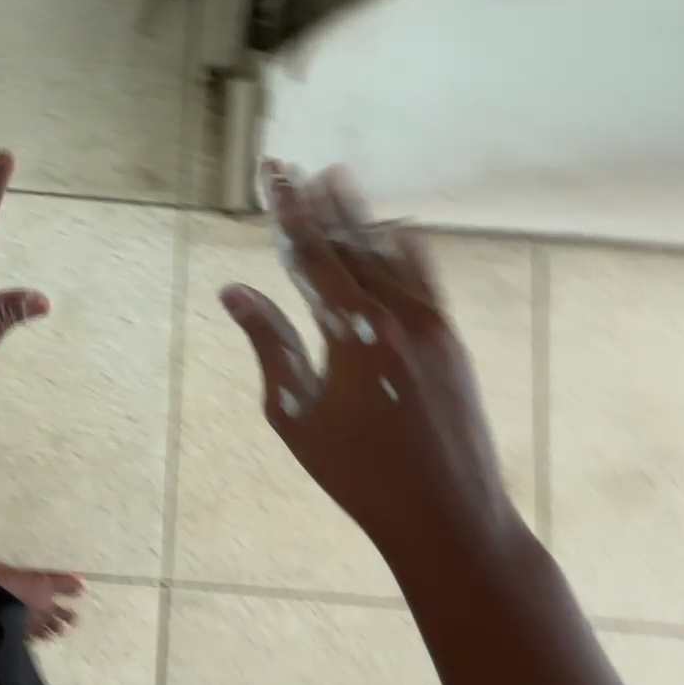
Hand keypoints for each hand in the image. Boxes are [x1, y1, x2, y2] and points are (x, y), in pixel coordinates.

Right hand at [219, 161, 514, 556]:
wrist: (451, 518)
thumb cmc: (357, 471)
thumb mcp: (294, 412)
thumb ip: (268, 342)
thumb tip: (232, 289)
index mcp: (353, 333)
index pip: (312, 255)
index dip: (287, 212)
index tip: (271, 175)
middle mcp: (397, 317)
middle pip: (347, 243)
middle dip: (313, 202)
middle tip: (287, 165)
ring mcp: (432, 326)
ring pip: (386, 254)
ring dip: (356, 214)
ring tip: (334, 174)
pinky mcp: (451, 340)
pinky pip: (424, 279)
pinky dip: (406, 248)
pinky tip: (397, 225)